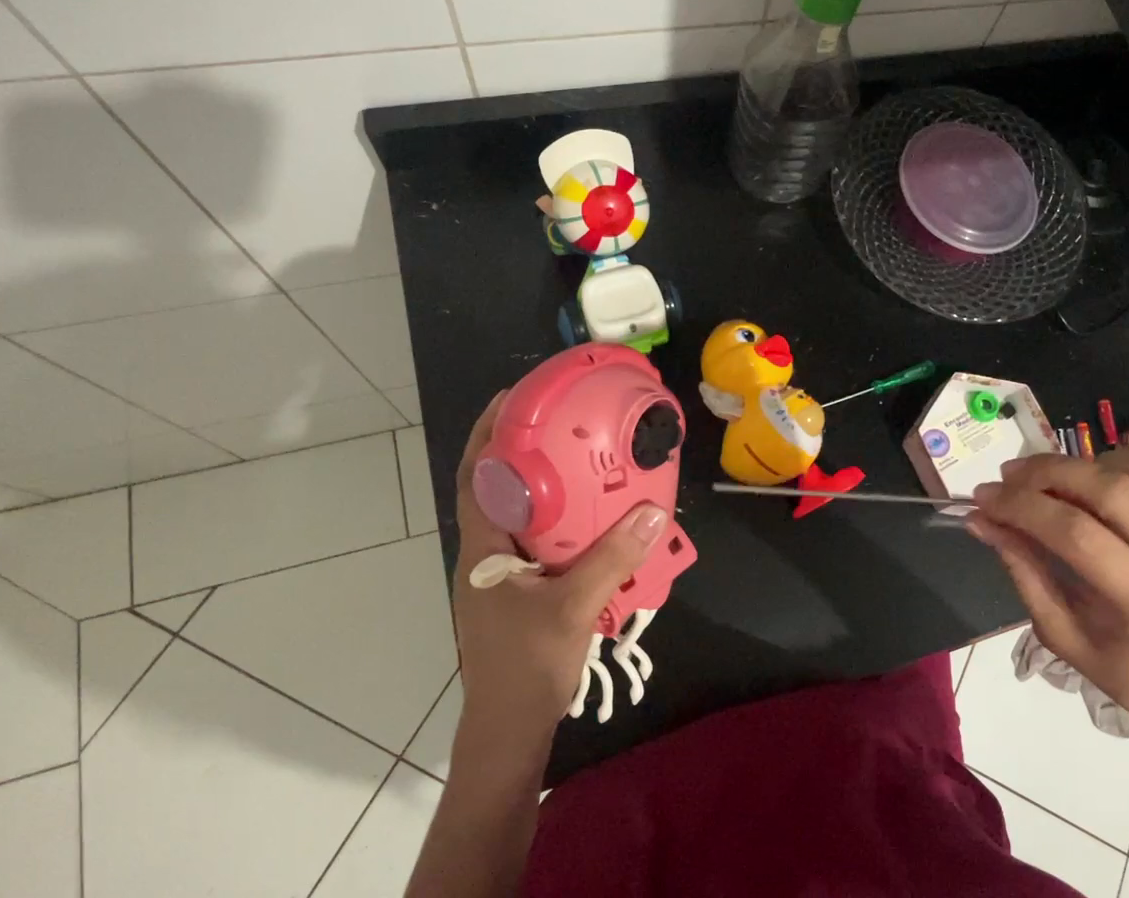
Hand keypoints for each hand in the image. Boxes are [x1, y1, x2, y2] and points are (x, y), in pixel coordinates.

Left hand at [450, 391, 667, 731]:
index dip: (488, 434)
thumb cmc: (526, 667)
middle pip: (496, 490)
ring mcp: (500, 578)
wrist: (509, 730)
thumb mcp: (573, 609)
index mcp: (483, 551)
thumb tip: (652, 513)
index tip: (513, 397)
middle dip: (522, 451)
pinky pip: (537, 543)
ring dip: (543, 488)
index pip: (476, 478)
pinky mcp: (518, 595)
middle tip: (562, 423)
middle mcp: (485, 557)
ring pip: (518, 517)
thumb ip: (612, 560)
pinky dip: (560, 524)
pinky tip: (593, 524)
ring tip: (582, 462)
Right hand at [967, 450, 1128, 740]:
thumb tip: (981, 518)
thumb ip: (1021, 568)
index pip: (1076, 534)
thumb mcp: (1059, 632)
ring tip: (1057, 480)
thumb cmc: (1121, 666)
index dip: (1023, 507)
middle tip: (1007, 476)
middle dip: (1047, 474)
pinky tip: (1105, 476)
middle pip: (1110, 490)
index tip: (983, 498)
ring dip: (1090, 464)